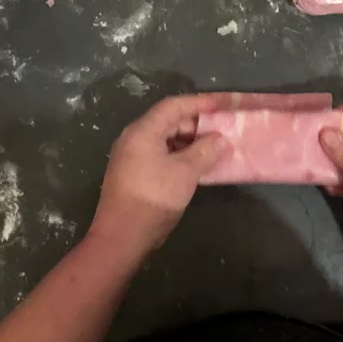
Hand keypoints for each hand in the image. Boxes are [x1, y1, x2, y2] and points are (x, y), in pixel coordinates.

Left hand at [88, 94, 227, 257]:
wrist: (121, 238)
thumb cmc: (153, 199)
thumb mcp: (185, 173)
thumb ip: (204, 152)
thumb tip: (219, 140)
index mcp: (143, 130)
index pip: (174, 105)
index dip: (199, 103)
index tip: (221, 105)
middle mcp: (134, 138)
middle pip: (168, 121)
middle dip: (196, 124)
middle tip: (222, 129)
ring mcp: (132, 156)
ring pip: (165, 139)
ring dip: (190, 142)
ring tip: (215, 147)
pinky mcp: (134, 174)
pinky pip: (161, 155)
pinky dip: (180, 156)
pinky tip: (198, 165)